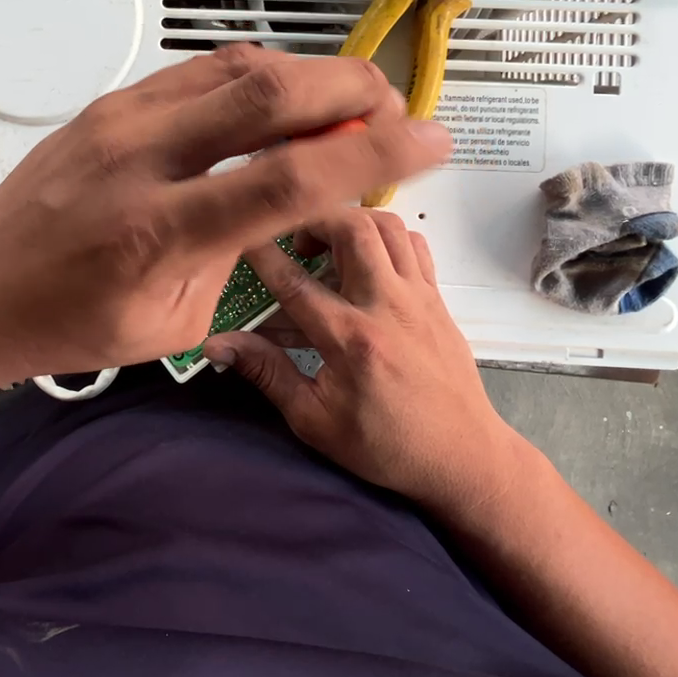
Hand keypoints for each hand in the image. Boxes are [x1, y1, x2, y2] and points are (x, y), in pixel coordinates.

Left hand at [0, 46, 450, 388]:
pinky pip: (197, 72)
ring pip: (237, 66)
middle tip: (392, 111)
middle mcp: (140, 160)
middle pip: (270, 93)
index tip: (431, 142)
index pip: (292, 178)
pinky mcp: (106, 106)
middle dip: (352, 90)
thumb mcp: (173, 320)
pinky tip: (278, 98)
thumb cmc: (69, 324)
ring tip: (344, 104)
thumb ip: (236, 253)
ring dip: (306, 76)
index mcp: (160, 234)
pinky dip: (253, 76)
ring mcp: (118, 121)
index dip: (377, 155)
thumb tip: (286, 195)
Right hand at [202, 208, 523, 518]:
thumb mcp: (313, 419)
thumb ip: (266, 372)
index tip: (237, 235)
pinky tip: (365, 260)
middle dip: (312, 218)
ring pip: (387, 225)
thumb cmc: (382, 446)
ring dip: (349, 221)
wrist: (462, 458)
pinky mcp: (438, 298)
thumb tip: (215, 345)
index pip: (294, 282)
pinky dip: (384, 236)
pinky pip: (413, 244)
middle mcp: (387, 307)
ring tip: (326, 246)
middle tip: (292, 239)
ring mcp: (418, 297)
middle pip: (351, 228)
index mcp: (350, 340)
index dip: (260, 253)